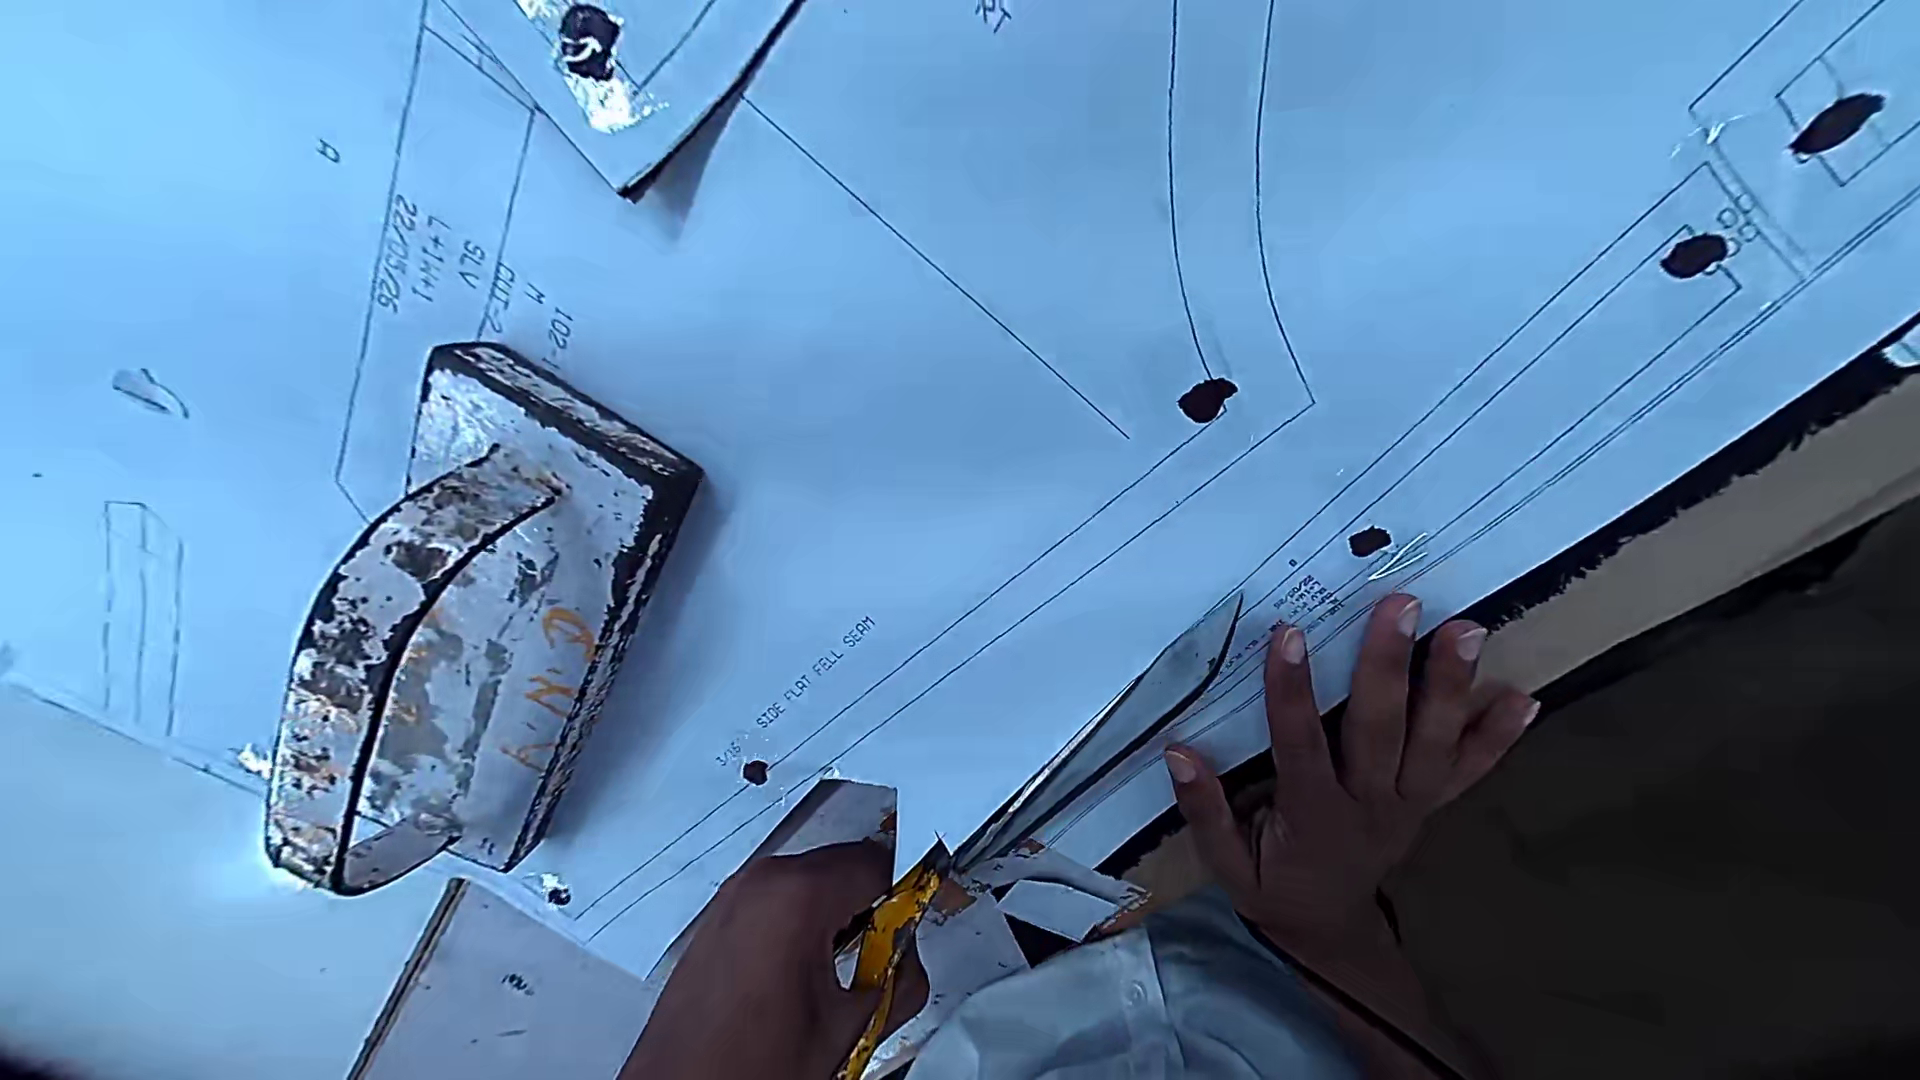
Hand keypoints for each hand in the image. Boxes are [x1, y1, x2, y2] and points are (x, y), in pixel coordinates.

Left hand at [623, 841, 923, 1079]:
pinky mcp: (721, 914)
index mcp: (799, 894)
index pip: (877, 862)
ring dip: (841, 910)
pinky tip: (807, 968)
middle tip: (892, 946)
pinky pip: (780, 895)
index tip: (926, 908)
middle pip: (844, 866)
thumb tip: (912, 957)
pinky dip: (805, 917)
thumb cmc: (753, 1070)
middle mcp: (765, 878)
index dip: (910, 886)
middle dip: (875, 901)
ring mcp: (737, 893)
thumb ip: (899, 980)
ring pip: (813, 880)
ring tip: (849, 965)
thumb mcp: (846, 1030)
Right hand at [1164, 593, 1537, 951]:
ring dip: (1450, 685)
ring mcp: (1409, 806)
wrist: (1330, 930)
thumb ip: (1203, 810)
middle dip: (1388, 664)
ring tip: (1465, 629)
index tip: (1288, 634)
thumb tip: (1176, 752)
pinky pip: (1467, 771)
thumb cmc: (1271, 886)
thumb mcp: (1224, 864)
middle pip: (1381, 730)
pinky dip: (1496, 738)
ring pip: (1433, 742)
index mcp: (1314, 814)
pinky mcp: (1429, 805)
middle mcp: (1370, 805)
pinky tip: (1523, 698)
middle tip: (1401, 606)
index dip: (1291, 689)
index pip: (1300, 743)